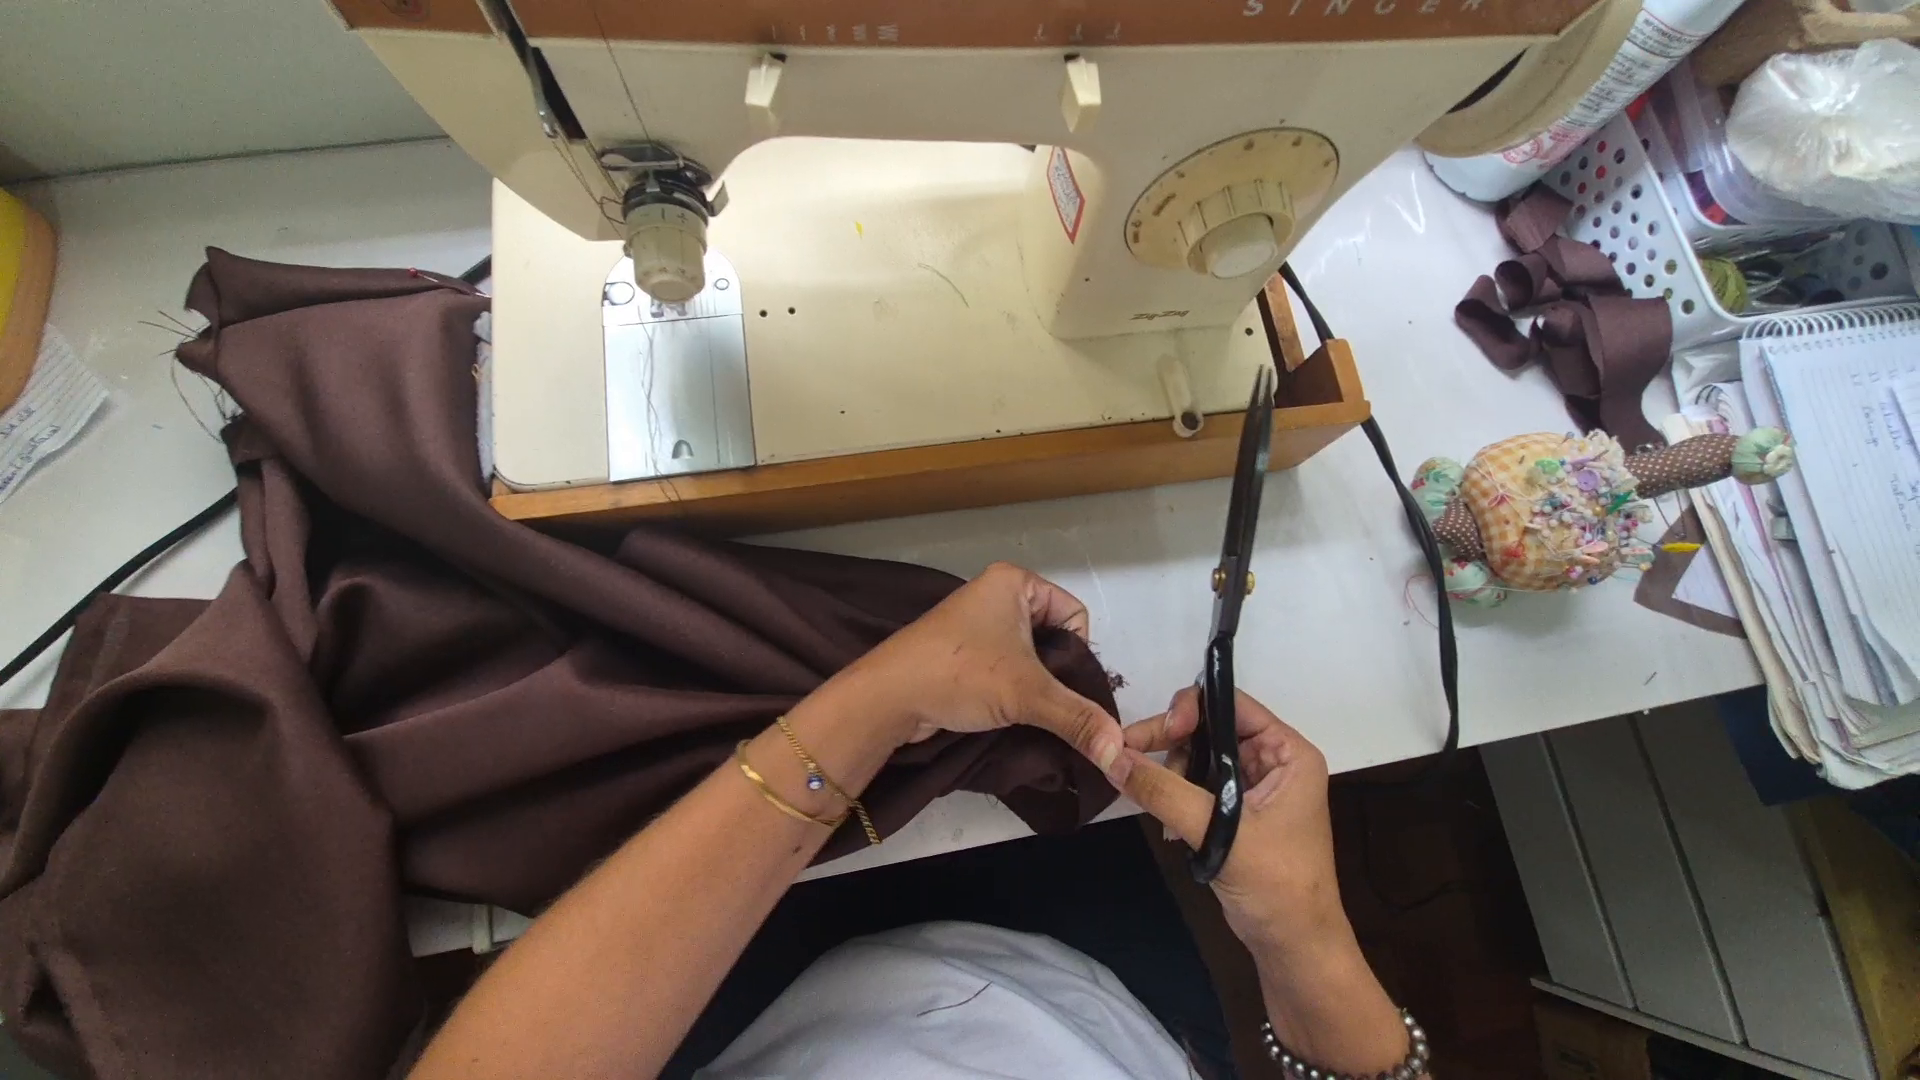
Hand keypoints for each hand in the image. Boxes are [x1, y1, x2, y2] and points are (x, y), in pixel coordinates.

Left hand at [845, 562, 1128, 774]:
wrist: (887, 697)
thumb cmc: (960, 674)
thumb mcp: (1027, 694)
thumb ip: (1078, 719)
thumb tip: (1121, 753)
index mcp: (1014, 581)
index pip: (1075, 616)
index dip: (1077, 654)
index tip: (1063, 685)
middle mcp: (996, 595)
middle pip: (1054, 638)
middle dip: (1056, 675)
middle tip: (1050, 705)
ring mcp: (976, 624)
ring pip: (1029, 657)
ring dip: (1035, 687)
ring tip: (1030, 712)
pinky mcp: (962, 653)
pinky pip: (1005, 667)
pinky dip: (1013, 691)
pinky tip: (1012, 715)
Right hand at [1118, 687, 1342, 954]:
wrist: (1294, 949)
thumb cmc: (1275, 884)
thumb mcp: (1219, 830)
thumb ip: (1163, 789)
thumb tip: (1109, 755)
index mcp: (1287, 752)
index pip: (1230, 703)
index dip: (1189, 710)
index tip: (1154, 737)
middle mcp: (1271, 760)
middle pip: (1208, 726)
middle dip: (1170, 744)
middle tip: (1130, 760)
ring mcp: (1253, 785)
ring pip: (1196, 754)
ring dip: (1170, 775)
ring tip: (1159, 810)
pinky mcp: (1235, 809)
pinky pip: (1195, 783)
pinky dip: (1175, 796)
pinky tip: (1168, 825)